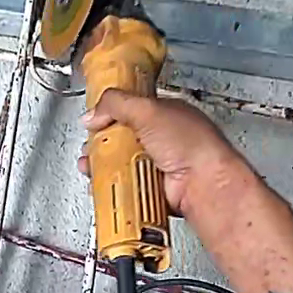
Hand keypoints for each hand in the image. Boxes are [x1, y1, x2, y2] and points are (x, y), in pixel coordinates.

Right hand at [79, 91, 247, 215]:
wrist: (202, 184)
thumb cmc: (191, 145)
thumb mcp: (147, 110)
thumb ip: (116, 104)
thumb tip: (92, 113)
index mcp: (165, 113)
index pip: (131, 108)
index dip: (110, 112)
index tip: (93, 119)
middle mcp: (162, 139)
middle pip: (122, 137)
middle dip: (102, 142)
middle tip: (90, 145)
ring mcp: (157, 165)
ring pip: (121, 163)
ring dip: (103, 165)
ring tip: (90, 165)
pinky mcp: (151, 187)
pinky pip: (126, 184)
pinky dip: (112, 184)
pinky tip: (103, 182)